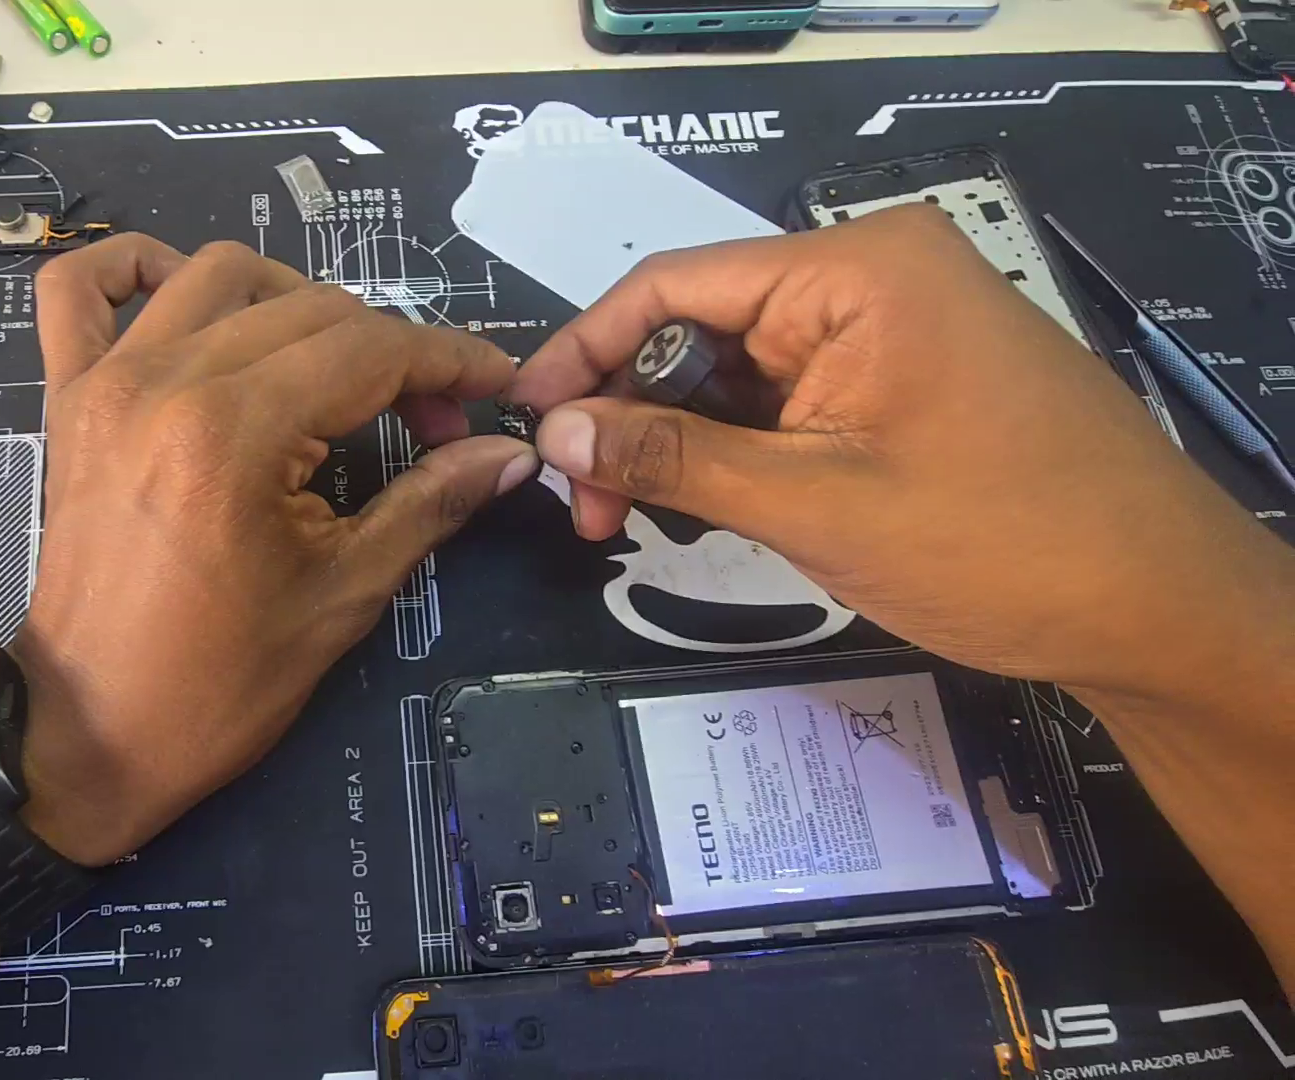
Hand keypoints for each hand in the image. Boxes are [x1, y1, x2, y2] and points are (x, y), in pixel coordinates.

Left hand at [12, 235, 536, 864]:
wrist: (94, 730)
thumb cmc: (221, 682)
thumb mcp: (343, 595)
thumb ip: (429, 503)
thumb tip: (509, 455)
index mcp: (237, 433)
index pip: (371, 353)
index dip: (449, 361)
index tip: (493, 383)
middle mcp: (166, 381)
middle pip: (311, 310)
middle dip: (394, 352)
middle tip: (430, 421)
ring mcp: (106, 381)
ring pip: (219, 275)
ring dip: (299, 303)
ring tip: (333, 370)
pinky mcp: (68, 399)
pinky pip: (81, 288)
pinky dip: (138, 268)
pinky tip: (188, 300)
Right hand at [510, 204, 1292, 699]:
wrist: (1156, 619)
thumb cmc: (999, 543)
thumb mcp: (807, 499)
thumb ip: (668, 458)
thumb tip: (554, 432)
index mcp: (851, 274)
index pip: (671, 286)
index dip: (582, 349)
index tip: (526, 415)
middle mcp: (852, 289)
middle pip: (685, 337)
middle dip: (620, 419)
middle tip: (582, 502)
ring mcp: (861, 343)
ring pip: (712, 383)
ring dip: (657, 449)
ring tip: (619, 518)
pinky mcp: (865, 394)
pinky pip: (754, 413)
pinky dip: (706, 460)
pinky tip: (679, 506)